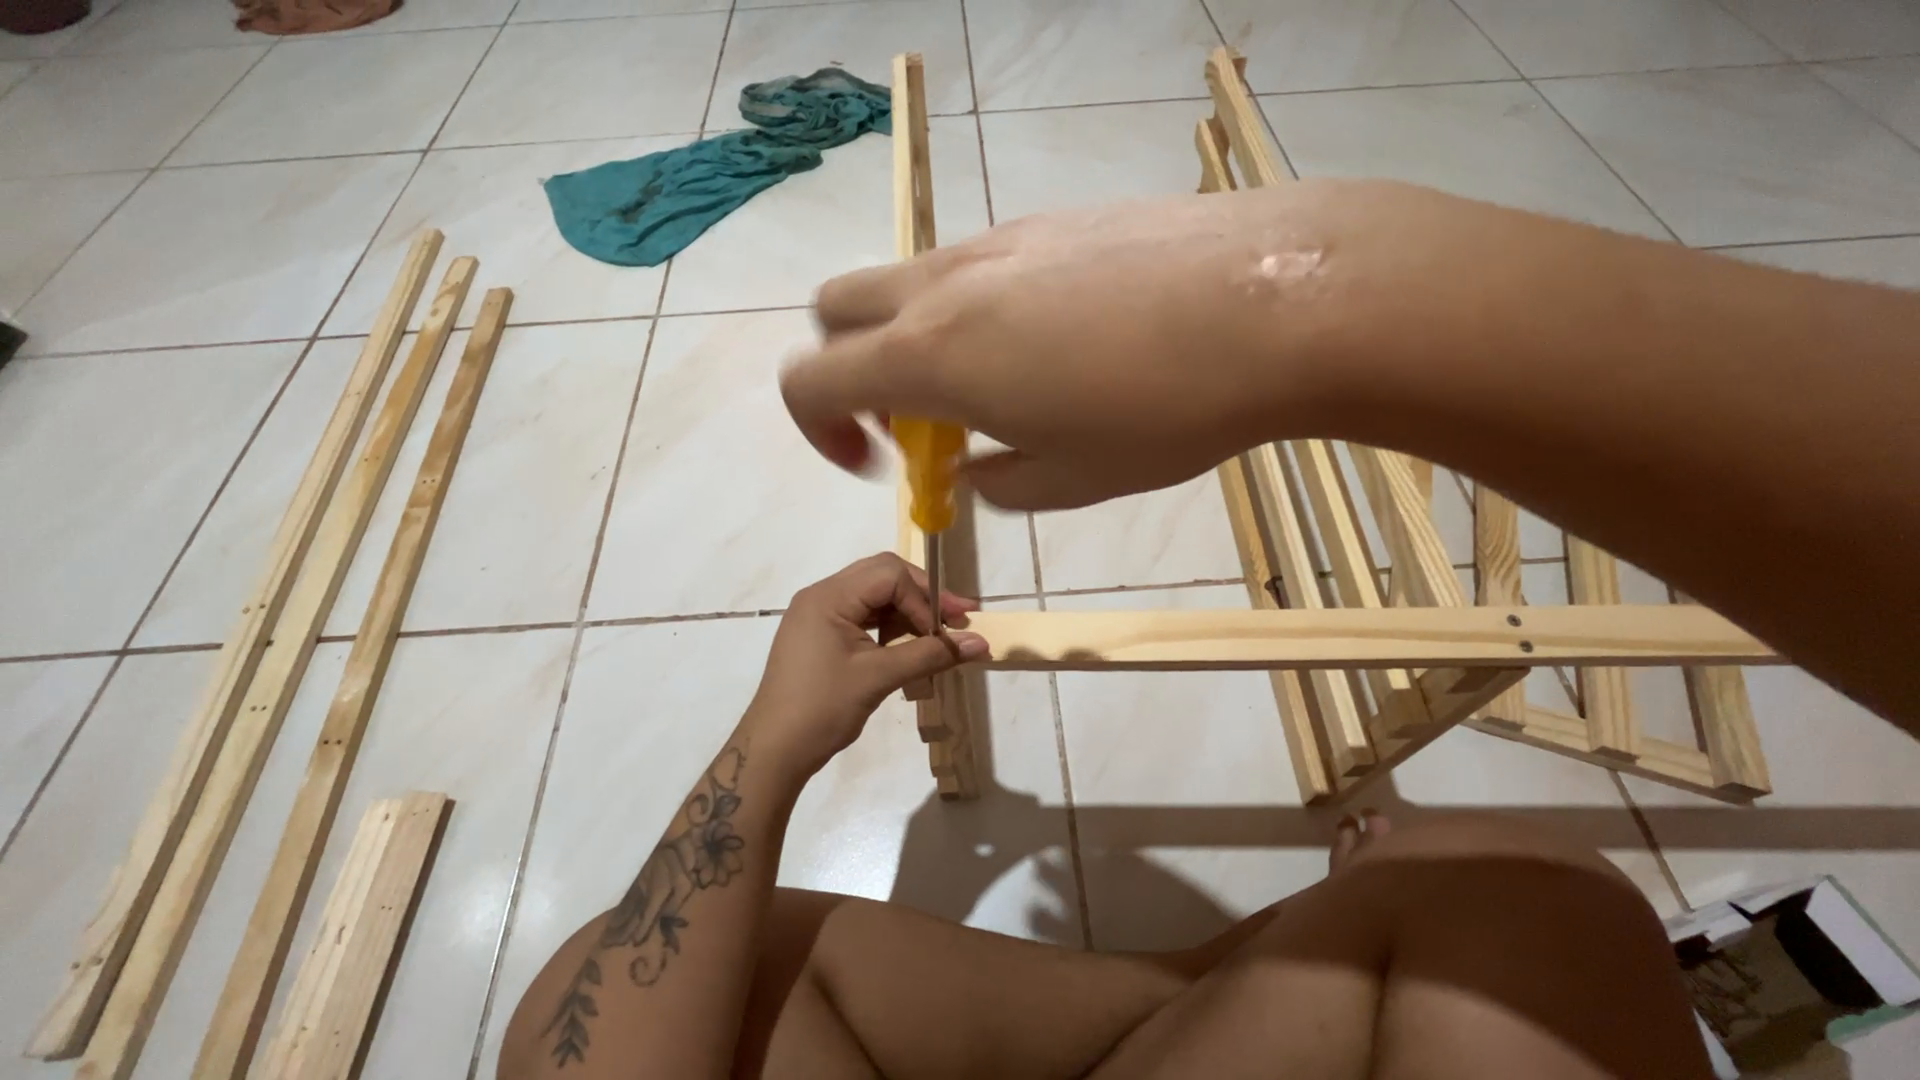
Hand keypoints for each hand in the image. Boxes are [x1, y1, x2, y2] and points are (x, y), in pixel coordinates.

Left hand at [744, 553, 985, 772]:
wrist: (775, 750)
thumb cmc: (823, 708)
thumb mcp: (879, 677)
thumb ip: (931, 654)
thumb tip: (981, 643)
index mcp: (828, 597)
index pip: (890, 575)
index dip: (925, 598)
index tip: (949, 630)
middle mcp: (821, 596)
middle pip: (883, 576)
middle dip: (922, 595)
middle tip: (957, 618)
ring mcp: (818, 615)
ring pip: (874, 595)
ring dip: (908, 611)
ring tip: (936, 636)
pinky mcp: (821, 635)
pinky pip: (863, 616)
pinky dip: (890, 626)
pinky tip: (909, 646)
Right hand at [780, 182, 1367, 509]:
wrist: (1278, 298)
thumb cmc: (1166, 410)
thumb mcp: (1069, 480)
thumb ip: (993, 481)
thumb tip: (969, 466)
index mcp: (931, 354)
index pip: (811, 378)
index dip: (820, 429)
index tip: (878, 463)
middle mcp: (946, 282)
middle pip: (836, 308)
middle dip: (850, 369)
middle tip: (919, 419)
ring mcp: (998, 239)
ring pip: (908, 281)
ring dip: (916, 339)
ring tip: (999, 388)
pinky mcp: (1050, 219)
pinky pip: (976, 264)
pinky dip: (974, 309)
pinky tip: (1058, 345)